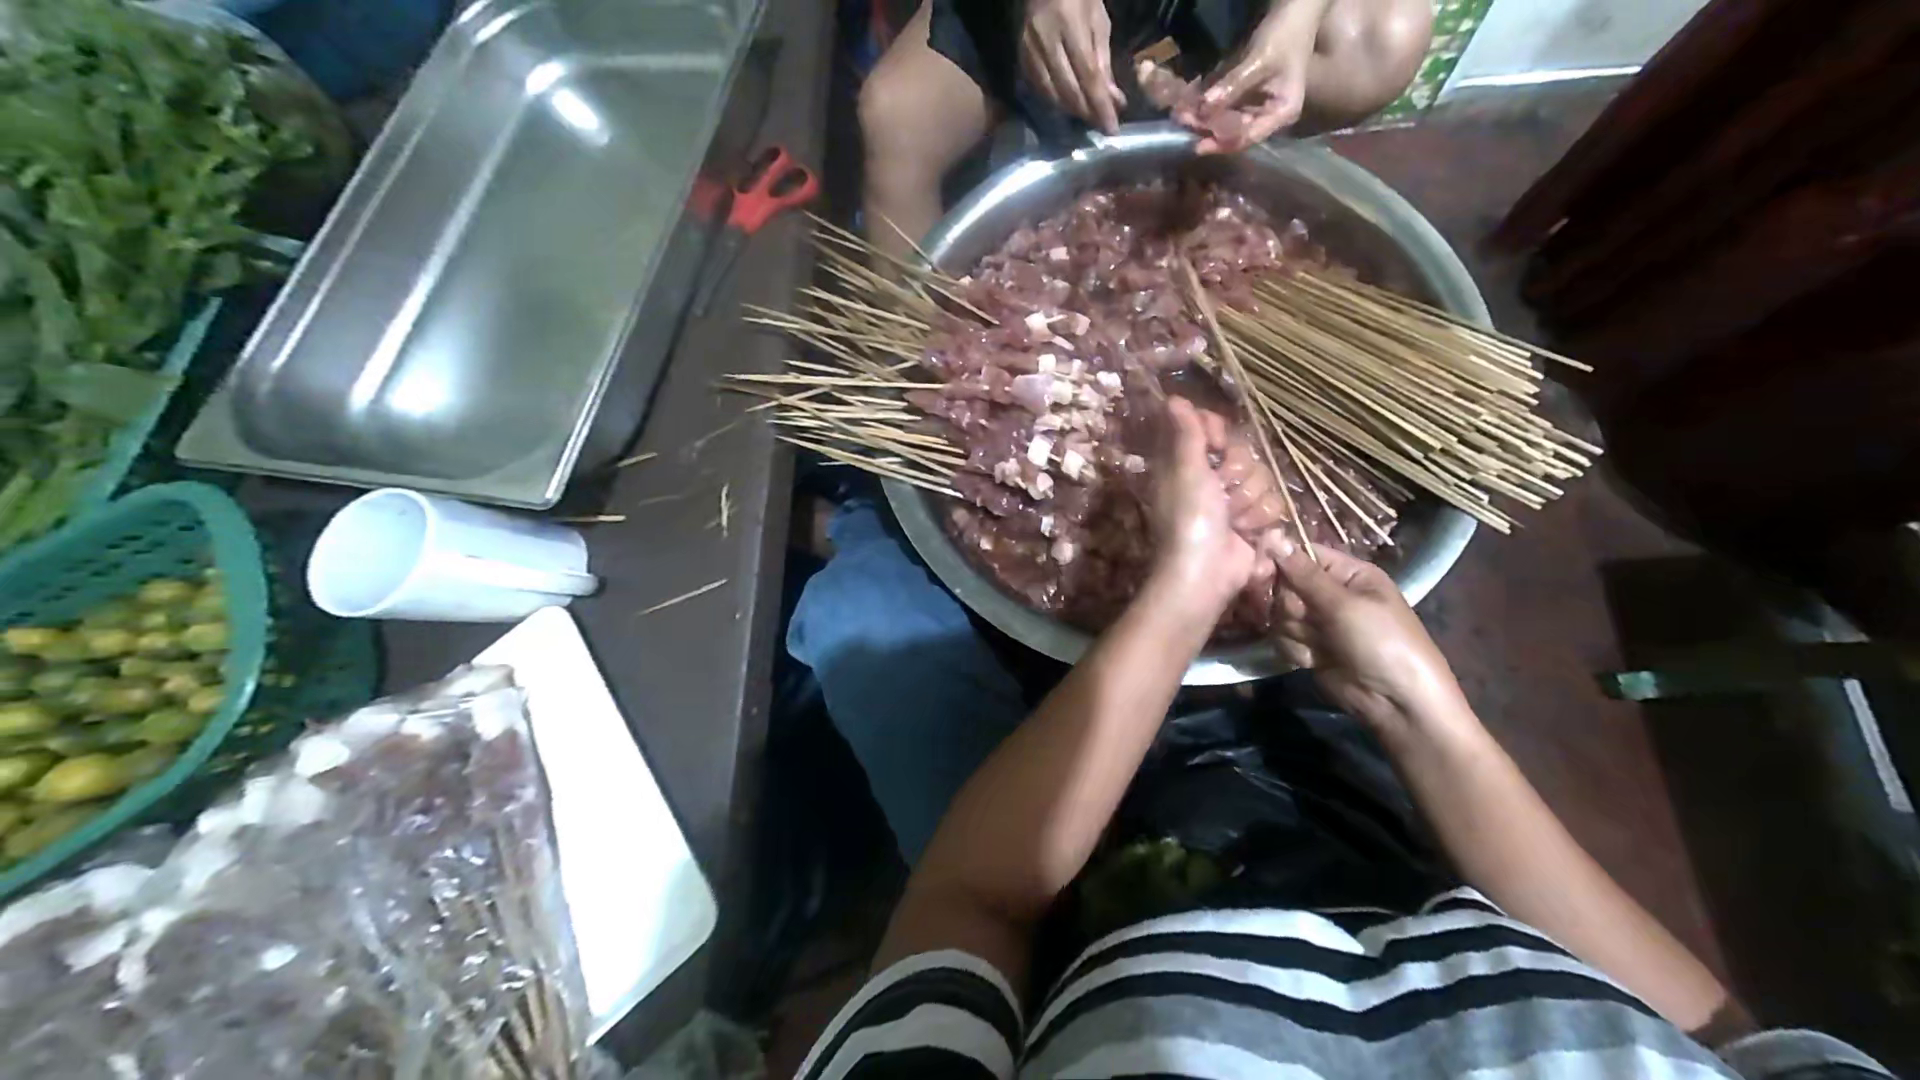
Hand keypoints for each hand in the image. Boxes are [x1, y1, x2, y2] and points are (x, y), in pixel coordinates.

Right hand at [1021, 0, 1123, 133]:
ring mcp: (1030, 51)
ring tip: (1087, 114)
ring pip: (1052, 95)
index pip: (1088, 77)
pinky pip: (1040, 90)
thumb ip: (1104, 61)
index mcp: (1070, 26)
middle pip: (1068, 91)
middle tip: (1101, 123)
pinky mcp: (1021, 58)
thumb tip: (1113, 100)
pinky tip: (1067, 104)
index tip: (1111, 129)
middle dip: (1087, 112)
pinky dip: (1055, 102)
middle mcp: (1046, 41)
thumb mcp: (1098, 21)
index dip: (1100, 106)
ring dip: (1071, 110)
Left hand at [1148, 398, 1262, 609]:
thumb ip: (1186, 434)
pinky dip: (1261, 518)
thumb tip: (1172, 399)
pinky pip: (1273, 501)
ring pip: (1262, 475)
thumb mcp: (1186, 471)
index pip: (1211, 426)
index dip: (1218, 431)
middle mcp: (1208, 477)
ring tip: (1233, 519)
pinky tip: (1247, 532)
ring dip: (1249, 499)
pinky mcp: (1253, 520)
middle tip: (1223, 490)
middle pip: (1242, 450)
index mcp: (1185, 463)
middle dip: (1237, 471)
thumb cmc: (1189, 520)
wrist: (1206, 573)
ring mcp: (1232, 499)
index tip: (1215, 444)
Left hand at [1185, 0, 1324, 151]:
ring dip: (1201, 119)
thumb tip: (1205, 107)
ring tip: (1179, 113)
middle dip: (1206, 129)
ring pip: (1224, 122)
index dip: (1221, 144)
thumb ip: (1234, 85)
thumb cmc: (1285, 34)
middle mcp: (1268, 117)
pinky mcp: (1245, 98)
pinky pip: (1222, 108)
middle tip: (1182, 122)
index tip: (1197, 145)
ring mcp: (1256, 108)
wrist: (1293, 10)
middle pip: (1233, 133)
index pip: (1248, 138)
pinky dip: (1206, 107)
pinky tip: (1188, 103)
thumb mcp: (1261, 60)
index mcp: (1281, 113)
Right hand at [1264, 535, 1468, 734]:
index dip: (1281, 560)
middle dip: (1289, 604)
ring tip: (1317, 645)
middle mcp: (1332, 593)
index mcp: (1349, 574)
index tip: (1261, 569)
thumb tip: (1273, 536)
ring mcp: (1319, 621)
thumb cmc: (1381, 642)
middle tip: (1304, 618)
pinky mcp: (1308, 646)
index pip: (1304, 554)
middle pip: (1285, 584)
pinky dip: (1294, 649)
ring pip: (1280, 613)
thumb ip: (1304, 574)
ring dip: (1293, 630)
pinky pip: (1282, 637)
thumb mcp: (1345, 604)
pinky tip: (1312, 660)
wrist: (1396, 702)